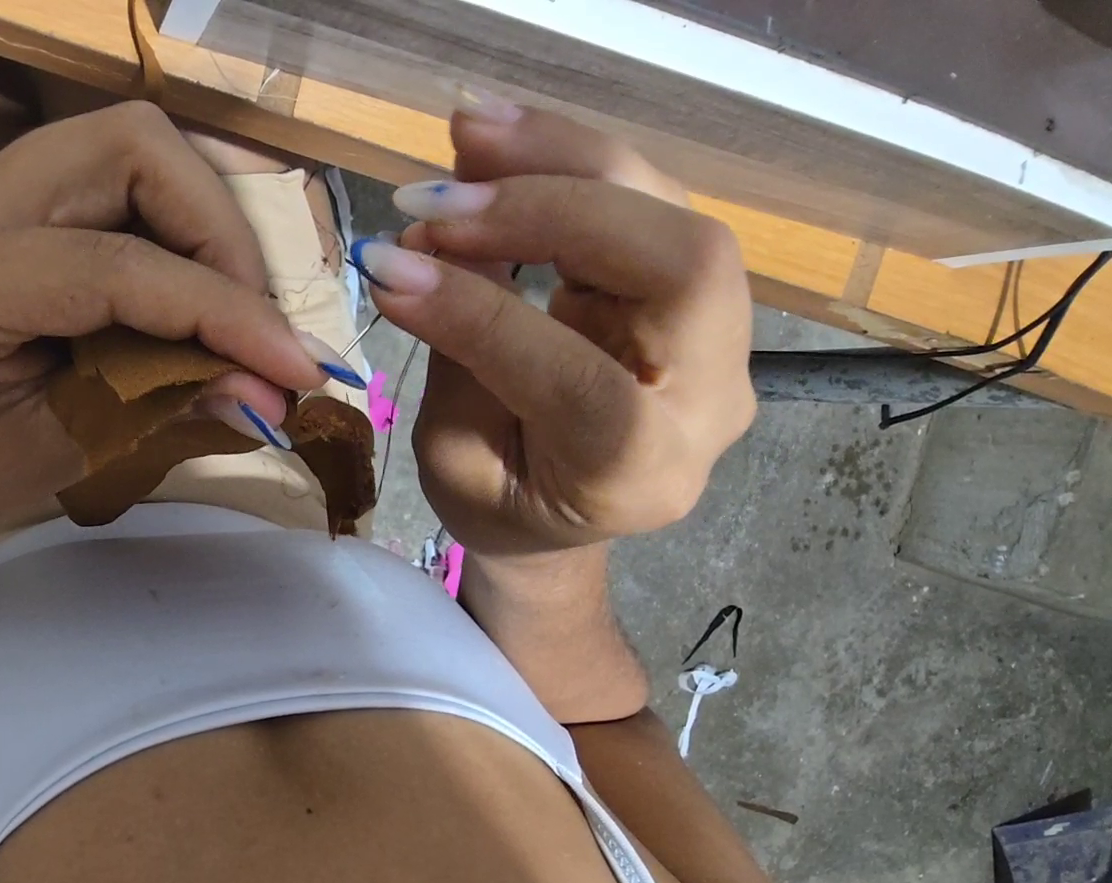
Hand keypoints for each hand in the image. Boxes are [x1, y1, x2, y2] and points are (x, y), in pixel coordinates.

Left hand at [0, 101, 325, 530]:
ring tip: (229, 310)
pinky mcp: (17, 194)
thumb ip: (163, 404)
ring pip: (134, 146)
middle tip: (253, 324)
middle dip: (220, 233)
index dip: (221, 313)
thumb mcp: (67, 448)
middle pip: (134, 148)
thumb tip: (271, 389)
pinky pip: (120, 173)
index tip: (293, 369)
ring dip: (205, 221)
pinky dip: (177, 224)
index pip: (116, 267)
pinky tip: (191, 289)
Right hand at [358, 103, 754, 556]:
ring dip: (563, 161)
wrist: (559, 519)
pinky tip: (501, 145)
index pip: (572, 373)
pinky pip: (648, 207)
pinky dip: (572, 166)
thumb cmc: (497, 506)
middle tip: (444, 189)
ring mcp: (720, 338)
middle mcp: (709, 401)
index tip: (391, 263)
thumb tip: (418, 254)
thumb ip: (456, 357)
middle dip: (553, 208)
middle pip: (677, 266)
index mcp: (635, 474)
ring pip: (672, 215)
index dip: (479, 311)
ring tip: (468, 133)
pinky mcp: (696, 293)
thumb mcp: (452, 456)